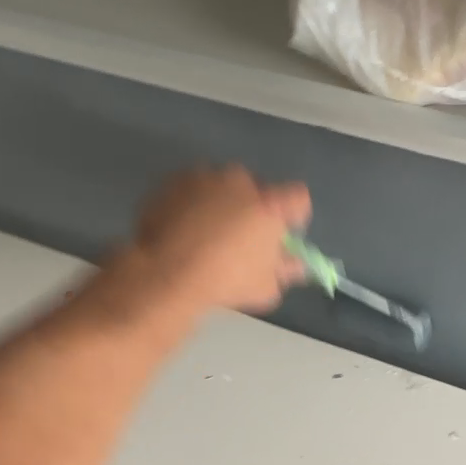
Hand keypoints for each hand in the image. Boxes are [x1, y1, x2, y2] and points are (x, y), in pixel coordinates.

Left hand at [121, 164, 310, 314]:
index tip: (284, 232)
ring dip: (223, 202)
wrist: (166, 271)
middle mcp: (240, 182)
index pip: (298, 197)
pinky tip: (185, 228)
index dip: (294, 214)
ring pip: (223, 185)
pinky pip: (193, 188)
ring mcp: (205, 177)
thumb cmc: (226, 280)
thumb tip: (294, 263)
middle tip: (243, 235)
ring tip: (209, 232)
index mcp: (270, 205)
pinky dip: (194, 202)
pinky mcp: (174, 180)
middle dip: (255, 206)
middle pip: (258, 187)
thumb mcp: (266, 288)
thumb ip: (285, 270)